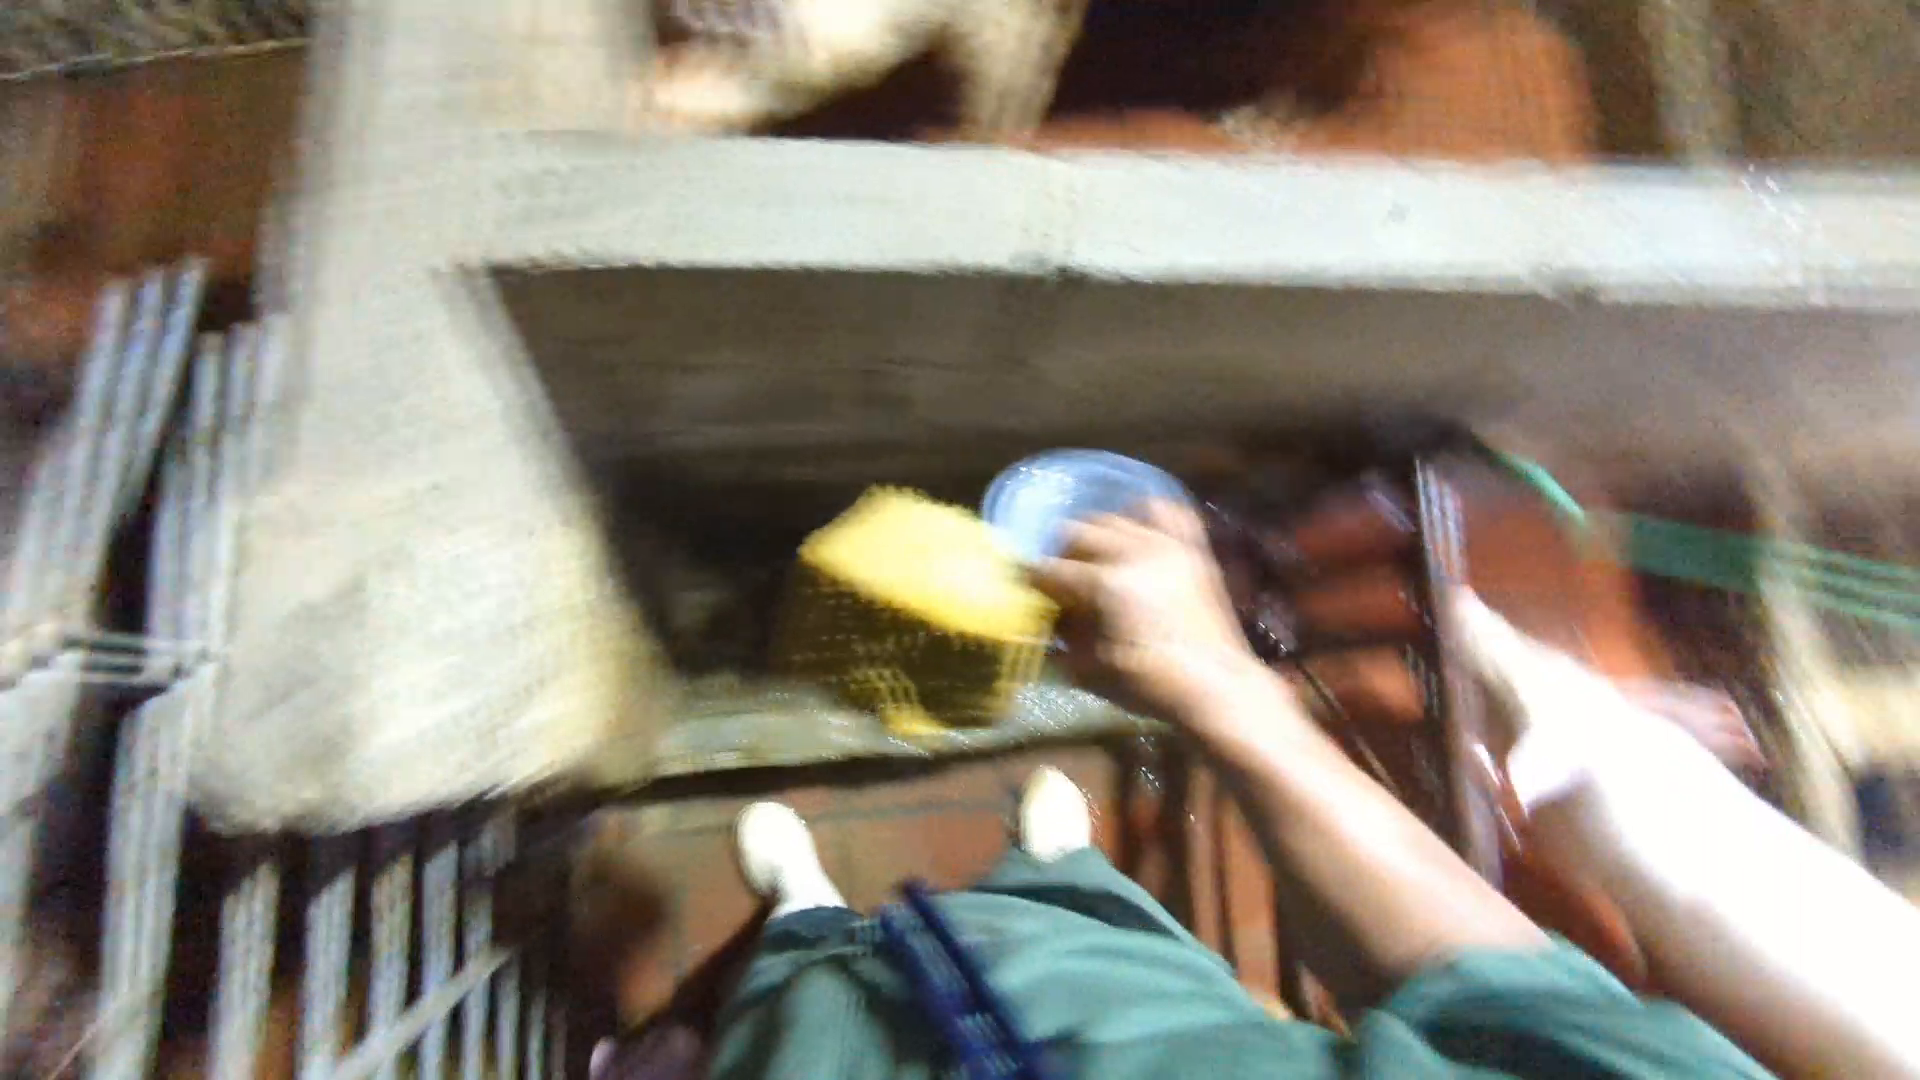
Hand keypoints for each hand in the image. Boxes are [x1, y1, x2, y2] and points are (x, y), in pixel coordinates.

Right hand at [1029, 500, 1270, 723]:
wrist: (1214, 686)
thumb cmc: (1147, 684)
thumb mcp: (1087, 669)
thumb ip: (1059, 636)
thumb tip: (1044, 617)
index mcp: (1104, 583)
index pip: (1049, 569)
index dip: (1032, 580)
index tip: (1027, 589)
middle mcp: (1131, 552)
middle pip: (1076, 532)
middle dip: (1060, 555)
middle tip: (1061, 579)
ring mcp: (1163, 545)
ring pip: (1111, 517)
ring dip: (1094, 537)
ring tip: (1094, 561)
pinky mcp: (1189, 547)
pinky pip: (1161, 512)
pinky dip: (1141, 516)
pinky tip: (1133, 535)